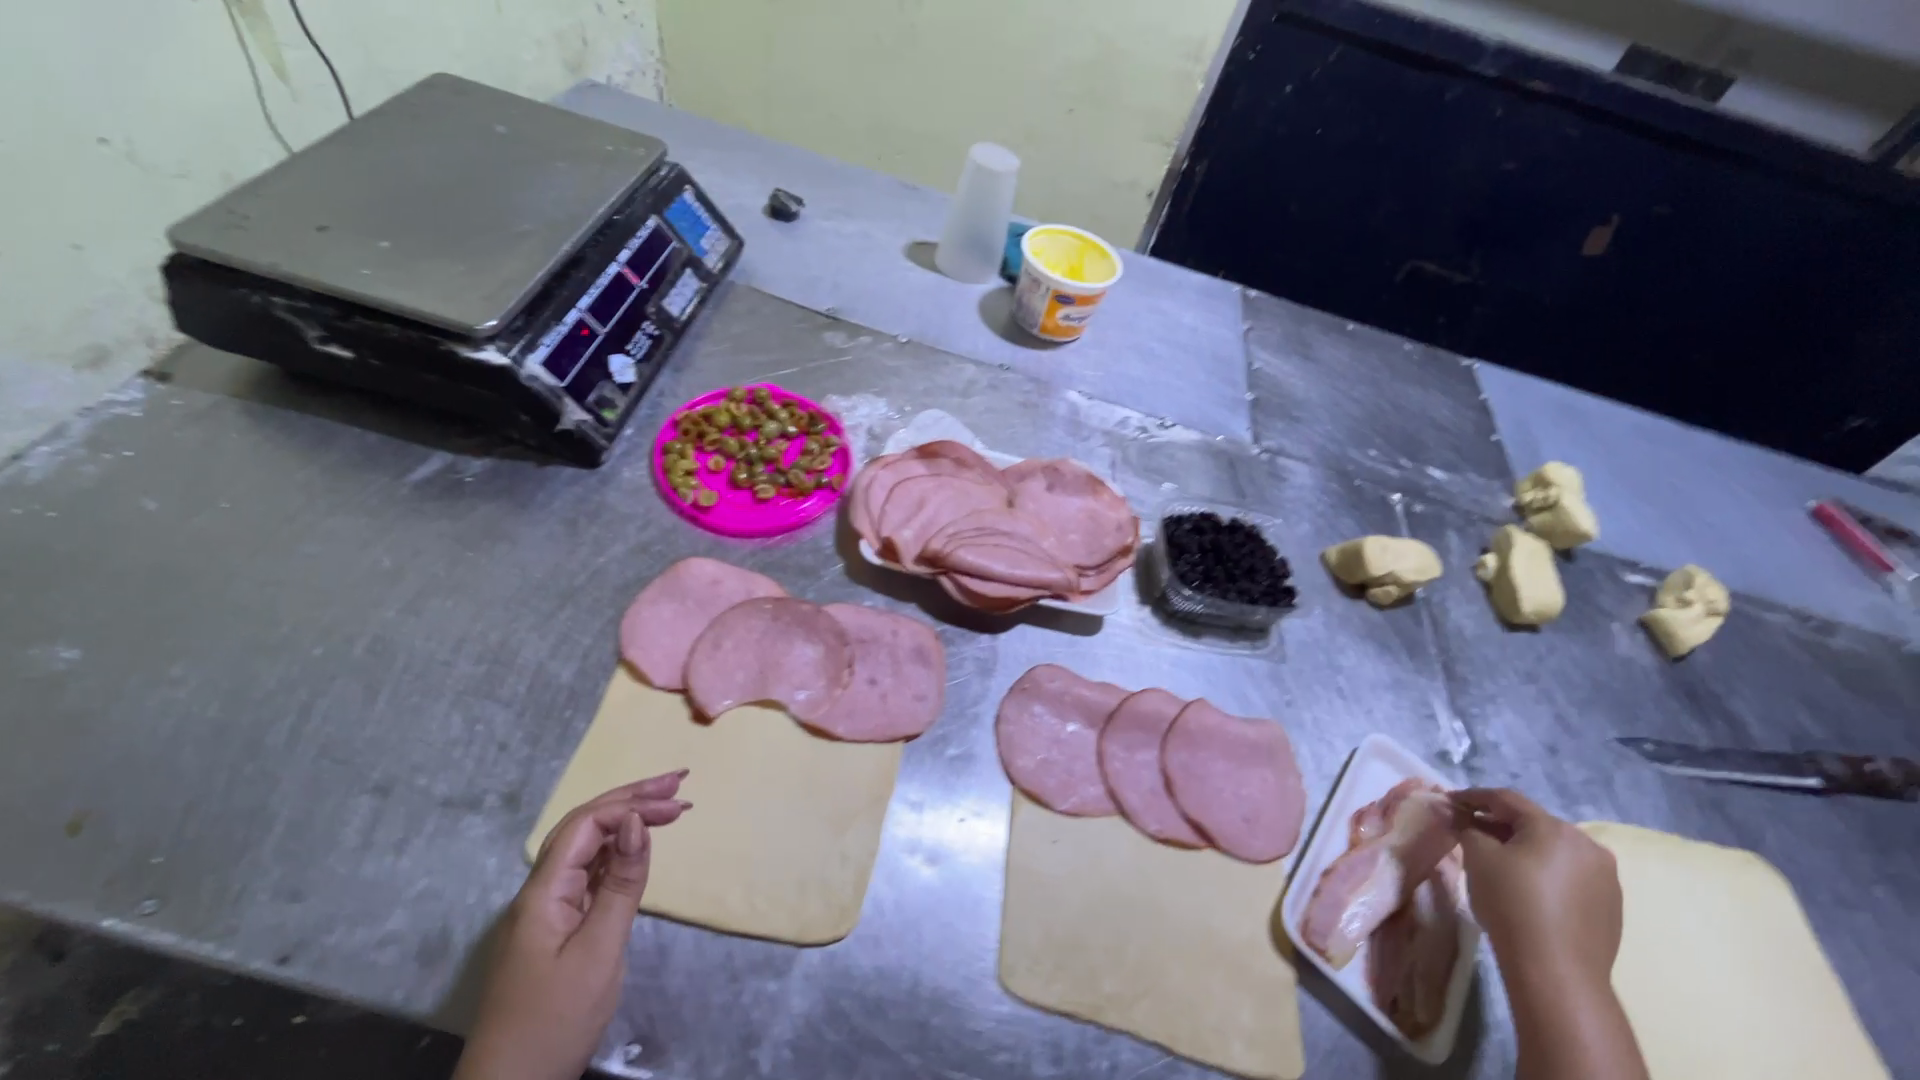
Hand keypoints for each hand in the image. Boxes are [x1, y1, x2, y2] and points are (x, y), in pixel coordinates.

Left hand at [453, 772, 690, 1079]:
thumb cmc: (556, 1020)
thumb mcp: (599, 952)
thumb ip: (620, 884)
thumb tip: (636, 822)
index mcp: (544, 891)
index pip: (588, 826)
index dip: (632, 807)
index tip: (678, 807)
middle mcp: (541, 891)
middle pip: (584, 827)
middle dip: (630, 798)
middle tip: (678, 780)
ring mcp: (546, 910)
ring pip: (587, 848)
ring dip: (626, 821)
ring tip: (668, 803)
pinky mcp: (556, 929)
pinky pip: (588, 875)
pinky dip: (618, 853)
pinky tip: (638, 848)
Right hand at [1448, 788, 1621, 990]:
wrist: (1557, 971)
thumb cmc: (1511, 905)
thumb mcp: (1478, 859)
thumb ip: (1468, 829)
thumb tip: (1462, 818)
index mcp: (1554, 828)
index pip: (1507, 800)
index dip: (1474, 797)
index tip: (1451, 801)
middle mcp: (1588, 844)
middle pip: (1535, 824)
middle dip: (1501, 825)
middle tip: (1473, 833)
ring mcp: (1606, 875)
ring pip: (1556, 850)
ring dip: (1527, 849)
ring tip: (1502, 863)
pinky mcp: (1612, 903)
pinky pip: (1572, 875)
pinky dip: (1548, 873)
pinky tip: (1531, 890)